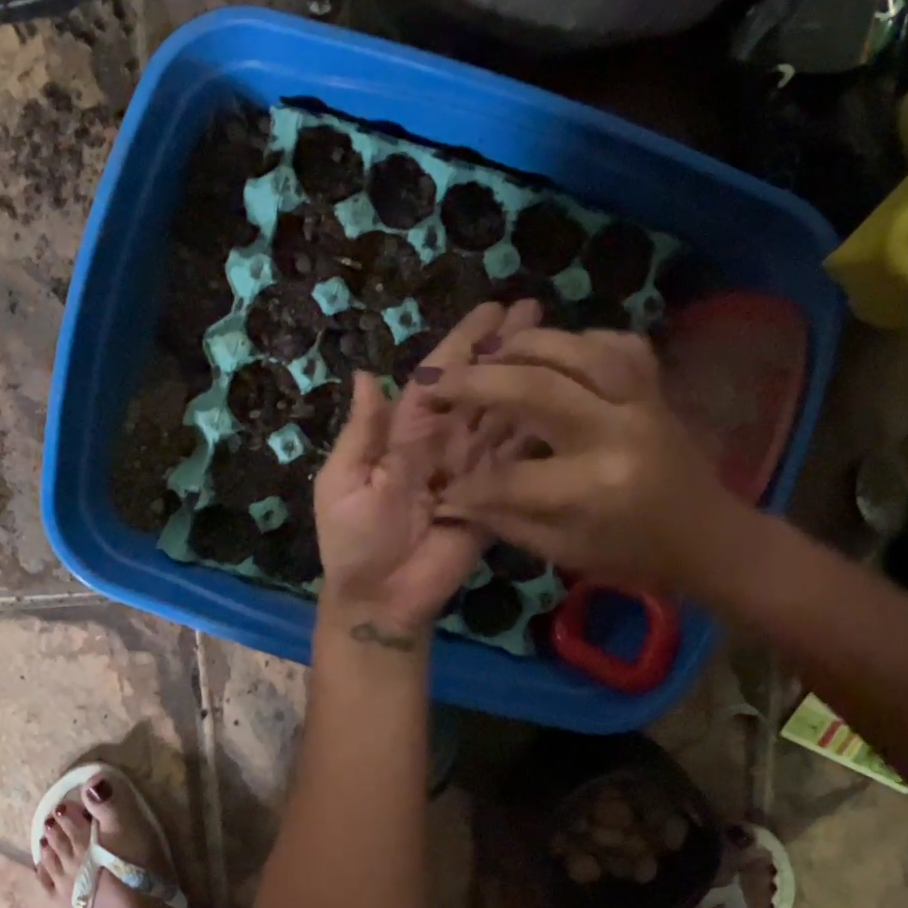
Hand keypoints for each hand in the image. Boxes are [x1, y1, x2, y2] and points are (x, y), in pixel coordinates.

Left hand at [312, 301, 540, 637]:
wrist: (381, 597)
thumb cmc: (353, 540)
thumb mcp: (344, 481)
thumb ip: (362, 432)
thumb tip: (364, 374)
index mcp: (403, 434)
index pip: (438, 379)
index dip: (462, 344)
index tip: (491, 310)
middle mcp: (442, 444)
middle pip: (477, 389)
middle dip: (502, 350)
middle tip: (535, 310)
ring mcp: (471, 471)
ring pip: (500, 417)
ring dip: (525, 381)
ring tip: (557, 346)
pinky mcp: (494, 498)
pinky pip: (516, 462)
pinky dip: (536, 433)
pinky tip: (563, 402)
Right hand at [427, 327, 747, 593]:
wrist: (710, 538)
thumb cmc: (633, 554)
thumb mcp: (564, 551)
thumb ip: (505, 520)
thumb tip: (451, 498)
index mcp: (593, 488)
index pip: (509, 477)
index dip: (467, 484)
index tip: (441, 485)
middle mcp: (617, 434)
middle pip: (534, 388)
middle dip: (476, 382)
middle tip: (438, 382)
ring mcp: (642, 402)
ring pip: (576, 349)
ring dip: (522, 346)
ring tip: (487, 354)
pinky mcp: (656, 387)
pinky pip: (616, 345)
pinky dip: (578, 341)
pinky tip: (552, 354)